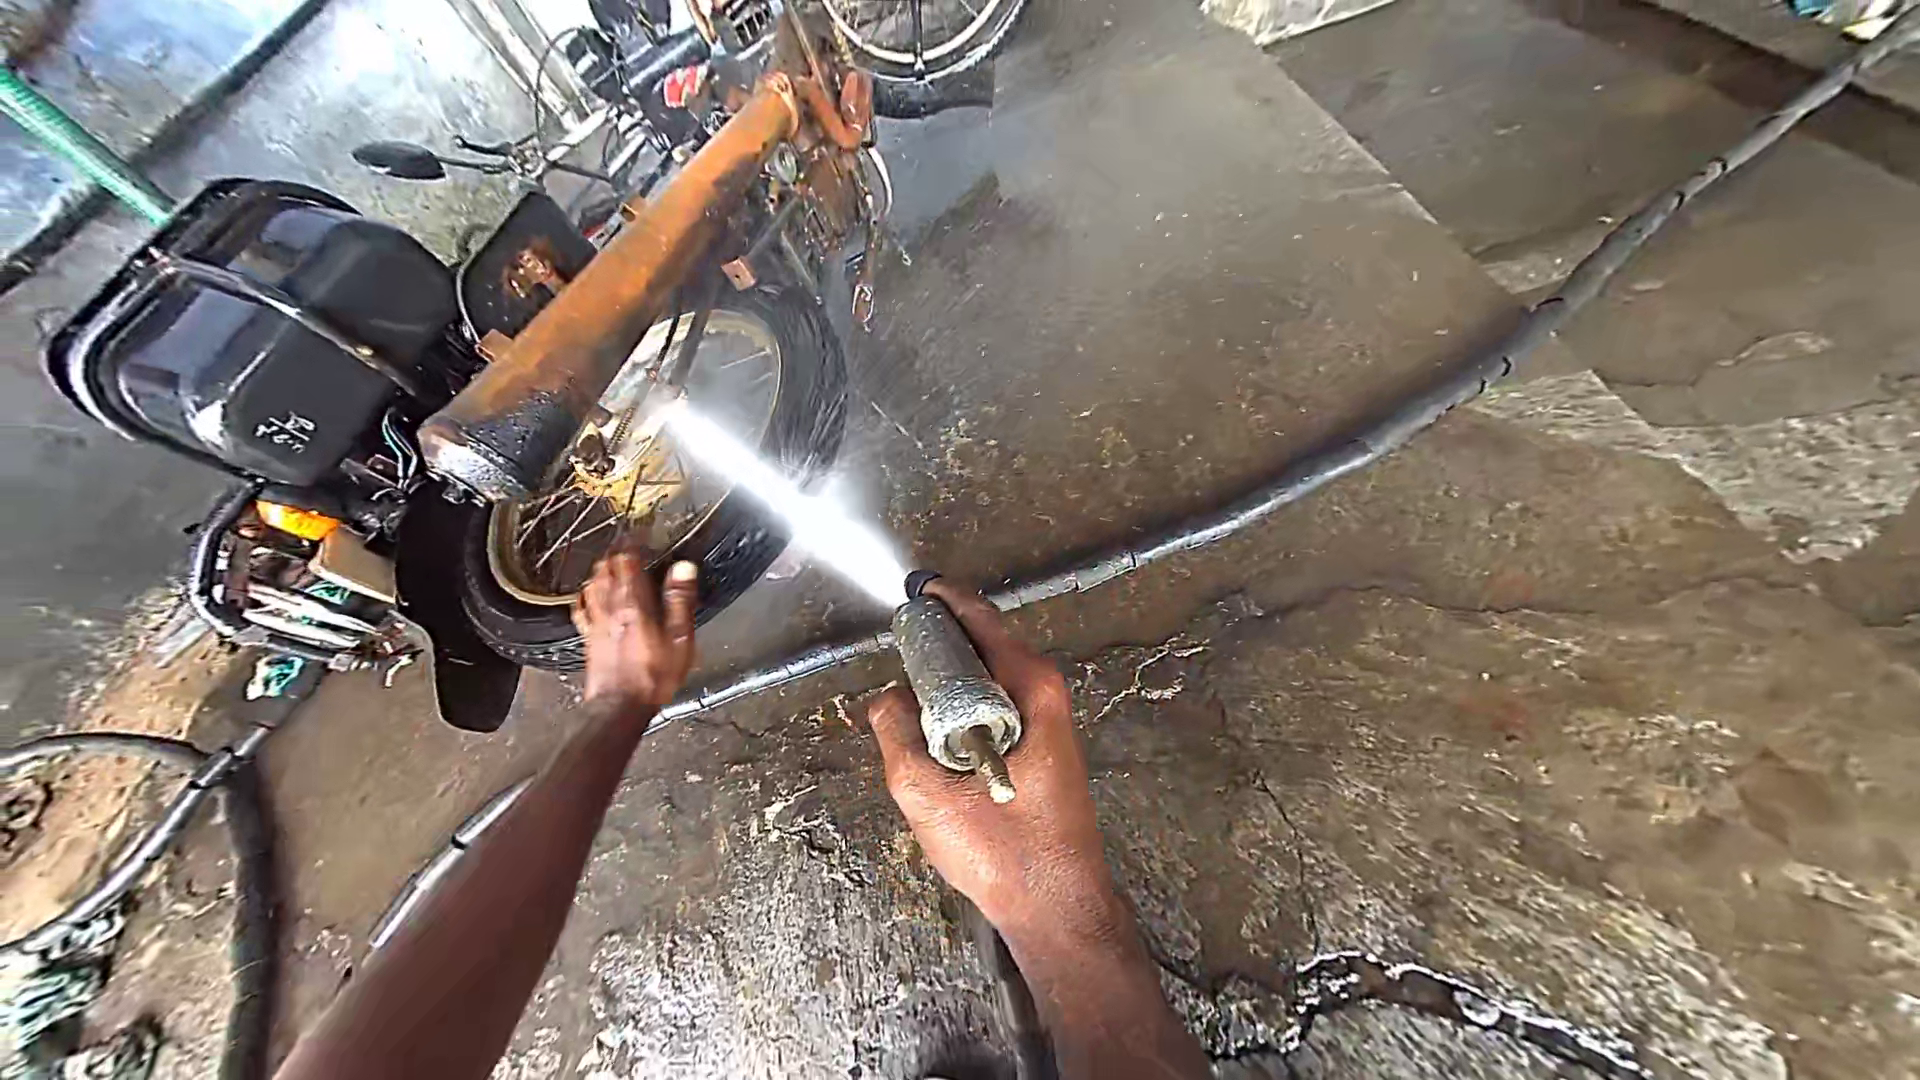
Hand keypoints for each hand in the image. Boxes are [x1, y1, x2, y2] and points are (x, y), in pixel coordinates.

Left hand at [572, 555, 698, 710]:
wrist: (620, 706)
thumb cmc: (654, 674)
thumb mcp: (680, 638)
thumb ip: (680, 601)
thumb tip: (684, 568)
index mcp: (634, 605)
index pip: (627, 564)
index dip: (632, 547)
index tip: (640, 536)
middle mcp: (610, 609)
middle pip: (605, 572)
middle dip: (614, 556)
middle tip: (626, 548)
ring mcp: (596, 624)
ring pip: (592, 587)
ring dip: (600, 572)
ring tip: (609, 564)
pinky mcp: (589, 638)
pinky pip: (582, 608)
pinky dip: (585, 595)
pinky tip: (587, 594)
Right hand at [867, 581, 1123, 946]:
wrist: (1058, 904)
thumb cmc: (1002, 851)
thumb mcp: (928, 793)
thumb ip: (896, 733)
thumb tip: (888, 695)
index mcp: (1030, 686)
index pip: (983, 620)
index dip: (947, 598)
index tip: (917, 587)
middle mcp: (1045, 689)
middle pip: (987, 640)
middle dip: (943, 635)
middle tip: (902, 639)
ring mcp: (1048, 715)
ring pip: (990, 671)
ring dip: (951, 669)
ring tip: (912, 676)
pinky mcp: (1042, 738)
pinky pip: (995, 697)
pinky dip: (964, 694)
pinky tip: (937, 716)